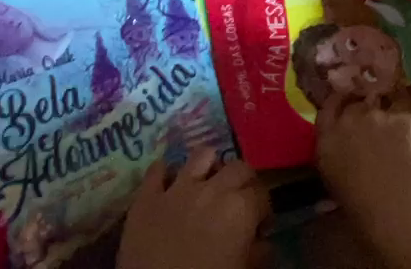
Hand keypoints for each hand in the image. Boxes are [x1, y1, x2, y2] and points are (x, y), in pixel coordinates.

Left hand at [118, 148, 267, 268]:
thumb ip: (258, 255)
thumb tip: (263, 242)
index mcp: (239, 210)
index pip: (262, 193)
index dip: (263, 209)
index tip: (260, 225)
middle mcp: (211, 189)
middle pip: (237, 166)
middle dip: (243, 182)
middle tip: (239, 202)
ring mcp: (176, 189)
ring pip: (200, 155)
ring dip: (209, 166)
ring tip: (208, 183)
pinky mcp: (147, 197)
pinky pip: (157, 169)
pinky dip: (165, 172)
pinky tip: (169, 183)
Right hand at [314, 91, 410, 226]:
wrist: (400, 205)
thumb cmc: (363, 211)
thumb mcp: (337, 192)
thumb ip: (337, 169)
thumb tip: (342, 174)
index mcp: (327, 142)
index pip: (326, 111)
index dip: (336, 107)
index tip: (343, 107)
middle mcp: (349, 120)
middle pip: (355, 106)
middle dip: (363, 115)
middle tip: (374, 132)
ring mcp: (378, 115)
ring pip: (382, 109)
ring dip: (386, 122)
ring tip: (397, 142)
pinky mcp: (405, 116)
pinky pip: (406, 119)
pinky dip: (409, 131)